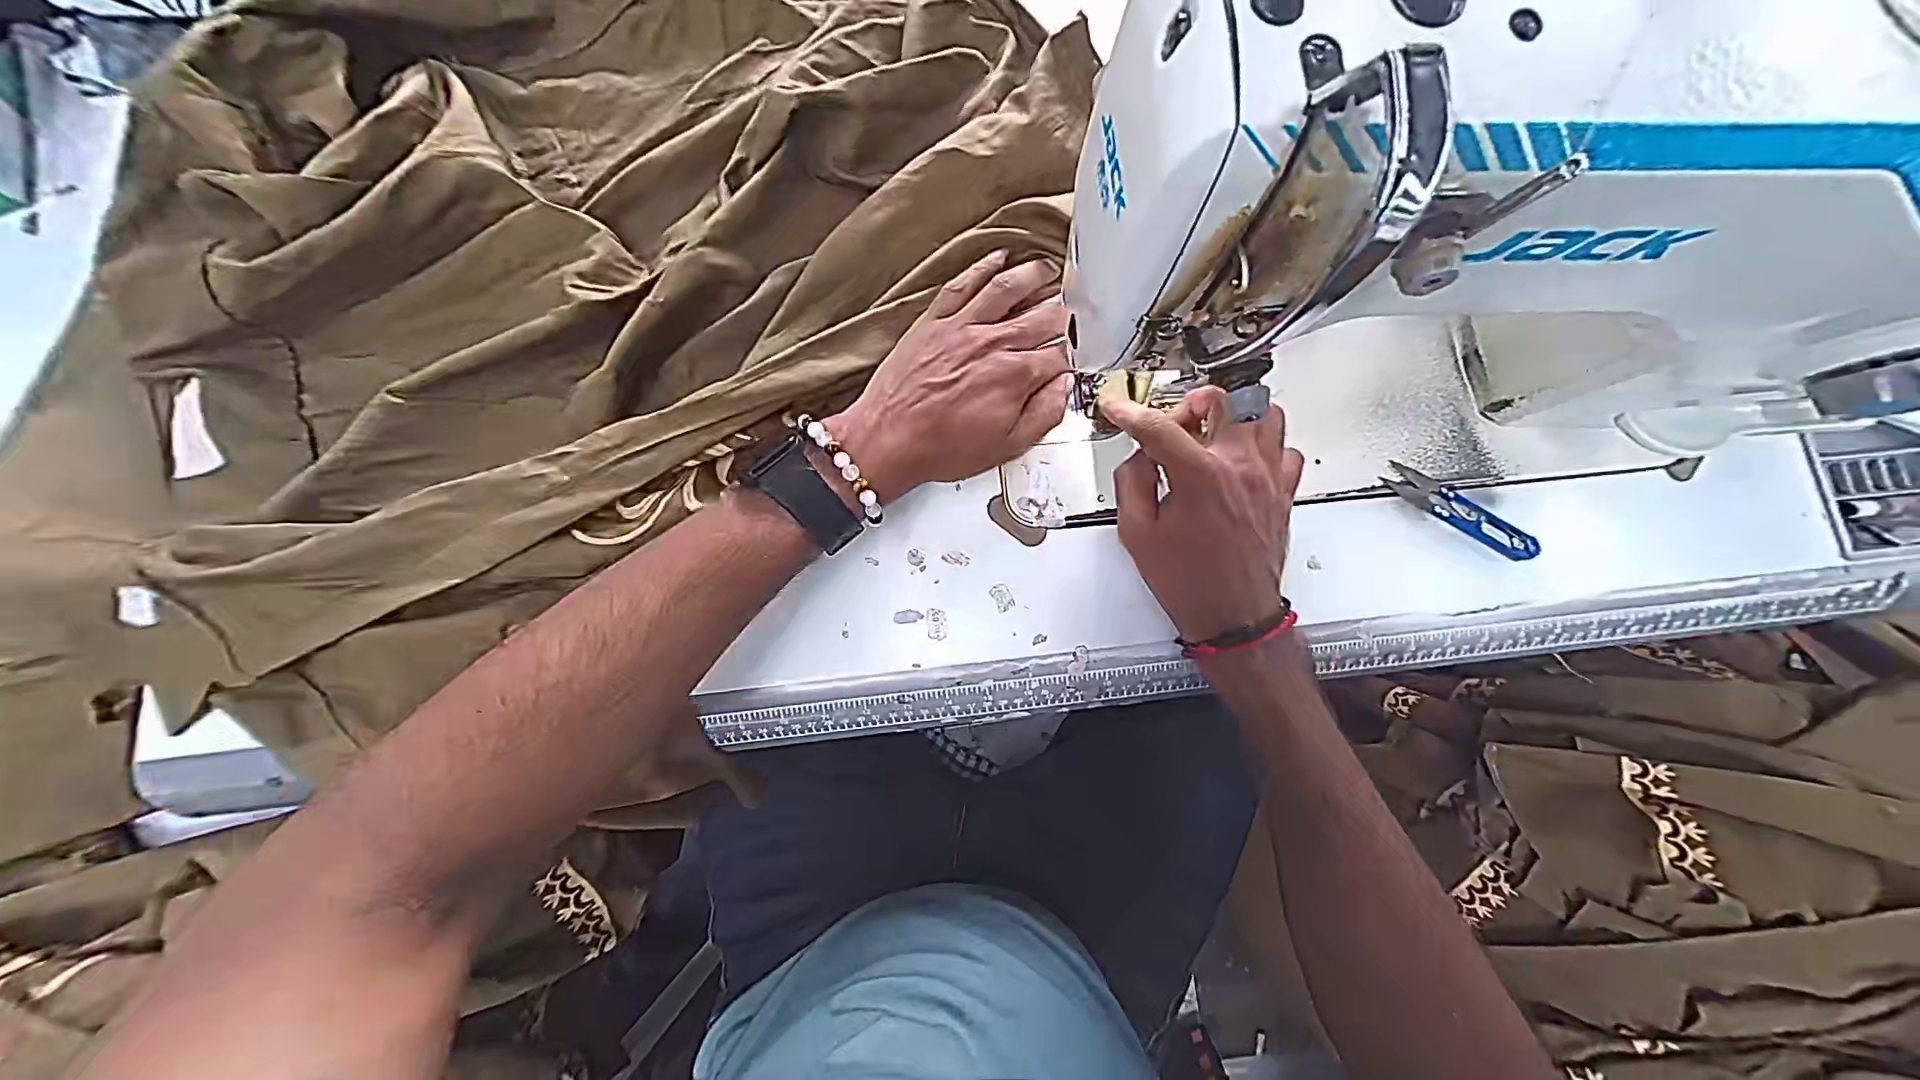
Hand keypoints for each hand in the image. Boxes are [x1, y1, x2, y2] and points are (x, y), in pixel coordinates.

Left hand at [826, 250, 1072, 500]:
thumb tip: (1063, 389)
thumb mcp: (1005, 447)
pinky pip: (964, 283)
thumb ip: (1043, 415)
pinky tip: (999, 258)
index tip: (1072, 356)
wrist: (887, 440)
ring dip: (1034, 275)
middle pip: (1042, 316)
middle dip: (1064, 314)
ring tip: (1048, 272)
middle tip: (1071, 312)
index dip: (1073, 354)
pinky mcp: (934, 322)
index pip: (1059, 354)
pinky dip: (985, 267)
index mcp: (1013, 376)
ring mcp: (961, 328)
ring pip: (1008, 288)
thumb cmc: (939, 448)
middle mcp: (991, 344)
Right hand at [1103, 386, 1305, 642]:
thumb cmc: (1191, 583)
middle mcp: (1240, 470)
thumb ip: (1131, 482)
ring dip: (1235, 415)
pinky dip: (1263, 445)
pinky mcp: (1283, 492)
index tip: (1120, 409)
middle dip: (1192, 403)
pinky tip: (1241, 460)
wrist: (1232, 616)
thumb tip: (1138, 457)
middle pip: (1225, 400)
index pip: (1159, 426)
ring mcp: (1268, 478)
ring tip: (1212, 432)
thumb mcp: (1137, 534)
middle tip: (1176, 422)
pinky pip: (1285, 449)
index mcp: (1200, 478)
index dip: (1130, 412)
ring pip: (1265, 413)